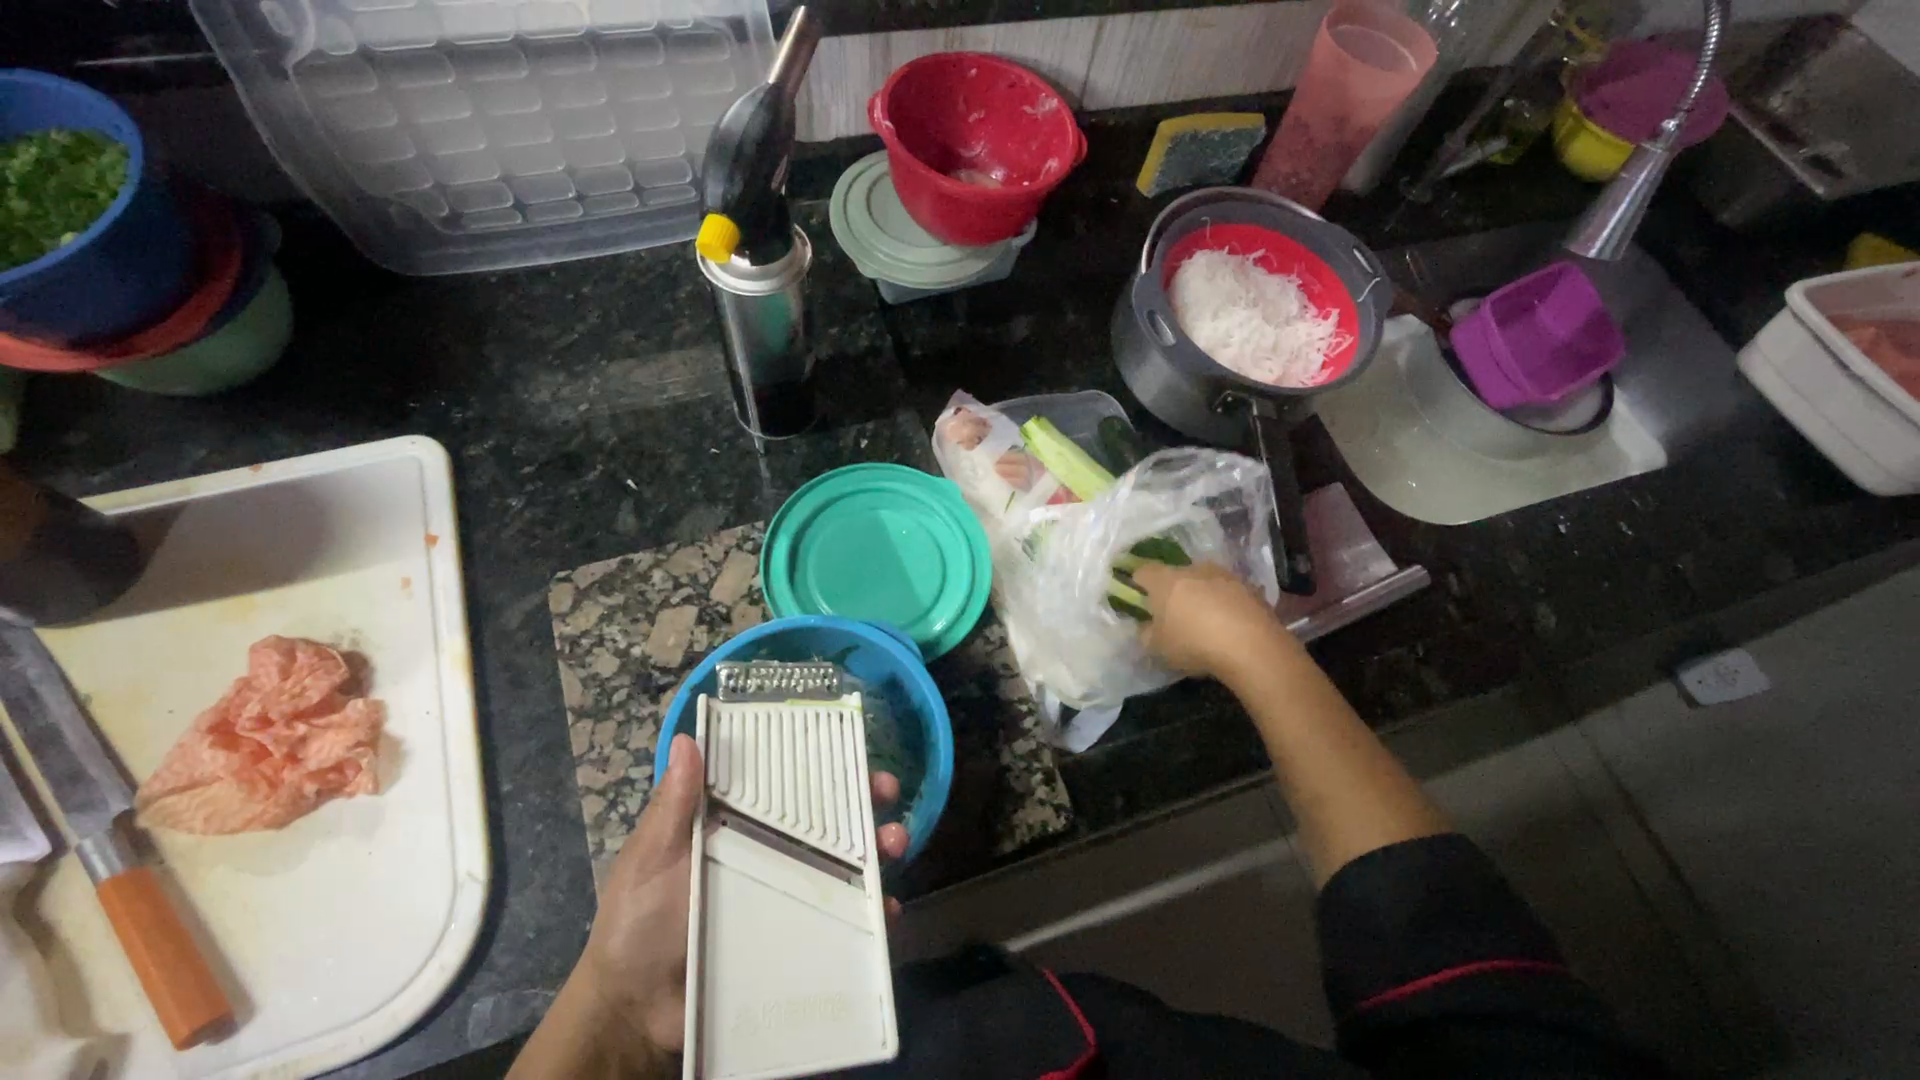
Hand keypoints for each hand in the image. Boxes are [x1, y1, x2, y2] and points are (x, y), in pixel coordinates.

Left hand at [547, 734, 907, 1067]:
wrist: (635, 1013)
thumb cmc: (638, 924)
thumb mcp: (651, 859)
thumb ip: (673, 807)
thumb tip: (686, 738)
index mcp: (739, 829)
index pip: (790, 789)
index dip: (824, 767)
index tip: (855, 751)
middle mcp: (773, 858)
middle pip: (830, 823)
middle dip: (866, 802)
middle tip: (886, 794)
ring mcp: (790, 901)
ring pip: (847, 868)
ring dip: (880, 850)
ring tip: (894, 844)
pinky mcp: (800, 943)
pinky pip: (846, 926)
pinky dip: (874, 917)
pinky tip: (887, 912)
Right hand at [1134, 562, 1297, 681]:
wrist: (1252, 646)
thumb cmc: (1193, 643)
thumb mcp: (1157, 648)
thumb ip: (1146, 633)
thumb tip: (1146, 626)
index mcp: (1165, 580)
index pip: (1142, 571)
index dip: (1137, 584)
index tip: (1139, 601)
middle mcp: (1194, 569)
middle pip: (1176, 575)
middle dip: (1173, 591)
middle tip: (1173, 616)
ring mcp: (1225, 576)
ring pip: (1204, 582)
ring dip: (1201, 596)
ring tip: (1205, 623)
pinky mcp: (1250, 588)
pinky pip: (1228, 593)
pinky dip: (1225, 605)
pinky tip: (1228, 628)